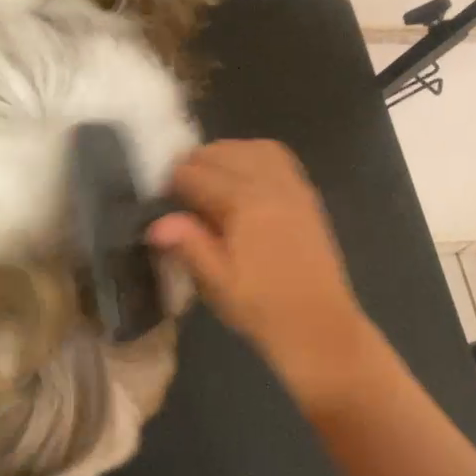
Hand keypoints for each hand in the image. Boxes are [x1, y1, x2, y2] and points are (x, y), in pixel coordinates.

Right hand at [147, 141, 378, 412]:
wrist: (319, 327)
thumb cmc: (262, 308)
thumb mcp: (216, 283)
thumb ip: (188, 245)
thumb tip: (156, 223)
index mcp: (246, 204)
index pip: (196, 175)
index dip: (171, 184)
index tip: (159, 201)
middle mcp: (271, 185)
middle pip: (224, 153)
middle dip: (195, 165)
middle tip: (178, 192)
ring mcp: (293, 188)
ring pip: (252, 148)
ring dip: (225, 155)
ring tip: (207, 180)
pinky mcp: (306, 197)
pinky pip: (278, 159)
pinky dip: (253, 158)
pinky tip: (241, 180)